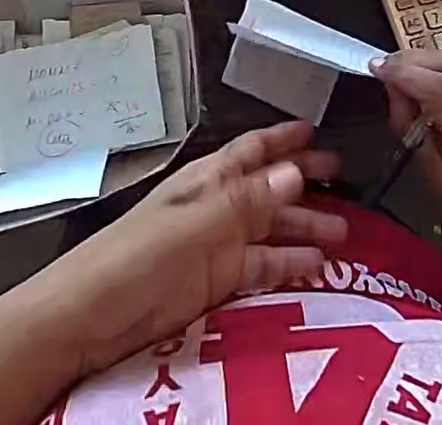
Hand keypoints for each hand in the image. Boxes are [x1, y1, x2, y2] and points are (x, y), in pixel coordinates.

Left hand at [29, 122, 344, 371]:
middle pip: (269, 185)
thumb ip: (245, 200)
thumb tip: (295, 169)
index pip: (253, 150)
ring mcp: (220, 242)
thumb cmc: (141, 255)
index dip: (283, 138)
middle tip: (344, 177)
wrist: (96, 312)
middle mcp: (219, 204)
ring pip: (272, 226)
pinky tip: (317, 265)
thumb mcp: (195, 223)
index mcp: (209, 179)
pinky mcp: (219, 278)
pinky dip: (289, 263)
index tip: (315, 129)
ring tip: (345, 229)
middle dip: (304, 178)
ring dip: (304, 225)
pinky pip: (263, 264)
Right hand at [374, 50, 441, 269]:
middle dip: (416, 57)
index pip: (441, 91)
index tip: (377, 67)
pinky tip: (430, 78)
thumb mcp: (435, 178)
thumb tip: (393, 88)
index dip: (405, 73)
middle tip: (388, 63)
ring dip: (432, 59)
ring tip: (404, 68)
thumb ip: (411, 129)